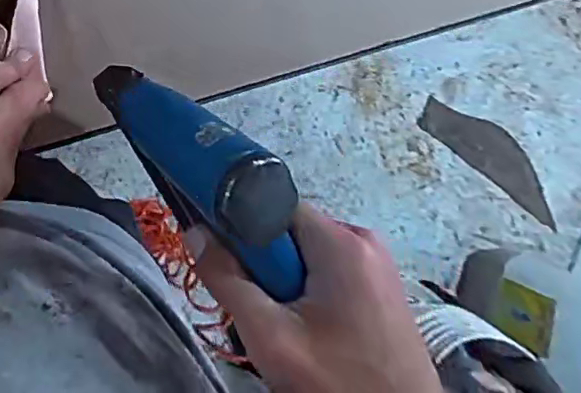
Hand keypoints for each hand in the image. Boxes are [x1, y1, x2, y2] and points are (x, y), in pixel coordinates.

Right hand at [190, 204, 439, 392]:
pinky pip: (333, 272)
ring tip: (295, 332)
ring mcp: (378, 263)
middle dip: (271, 268)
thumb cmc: (341, 387)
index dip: (248, 233)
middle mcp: (364, 239)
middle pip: (292, 232)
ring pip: (310, 255)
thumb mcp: (272, 340)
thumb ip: (228, 281)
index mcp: (342, 240)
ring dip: (291, 285)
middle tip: (270, 314)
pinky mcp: (384, 287)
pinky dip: (316, 296)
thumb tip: (196, 233)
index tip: (235, 264)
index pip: (275, 206)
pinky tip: (318, 336)